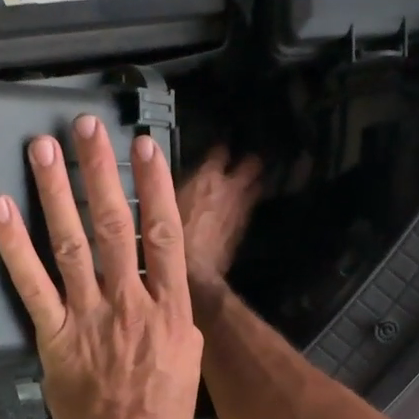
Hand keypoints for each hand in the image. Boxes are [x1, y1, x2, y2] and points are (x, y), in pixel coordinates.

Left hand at [0, 116, 202, 418]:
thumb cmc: (162, 417)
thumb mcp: (188, 361)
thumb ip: (174, 317)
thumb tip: (162, 286)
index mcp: (169, 310)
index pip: (163, 235)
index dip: (154, 187)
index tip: (143, 146)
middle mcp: (131, 304)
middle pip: (116, 227)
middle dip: (100, 173)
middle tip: (85, 129)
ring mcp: (91, 318)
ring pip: (73, 245)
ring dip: (57, 193)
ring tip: (43, 150)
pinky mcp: (56, 337)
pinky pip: (32, 286)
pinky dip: (15, 247)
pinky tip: (0, 211)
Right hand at [174, 146, 264, 296]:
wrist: (196, 273)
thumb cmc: (173, 238)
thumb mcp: (166, 206)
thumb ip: (173, 187)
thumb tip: (163, 174)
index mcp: (208, 178)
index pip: (221, 150)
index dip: (221, 147)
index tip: (219, 146)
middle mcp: (229, 189)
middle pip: (251, 165)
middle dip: (250, 162)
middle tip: (246, 160)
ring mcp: (240, 208)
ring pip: (256, 186)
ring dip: (253, 183)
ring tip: (249, 180)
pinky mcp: (242, 228)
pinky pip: (248, 209)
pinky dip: (245, 204)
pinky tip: (239, 208)